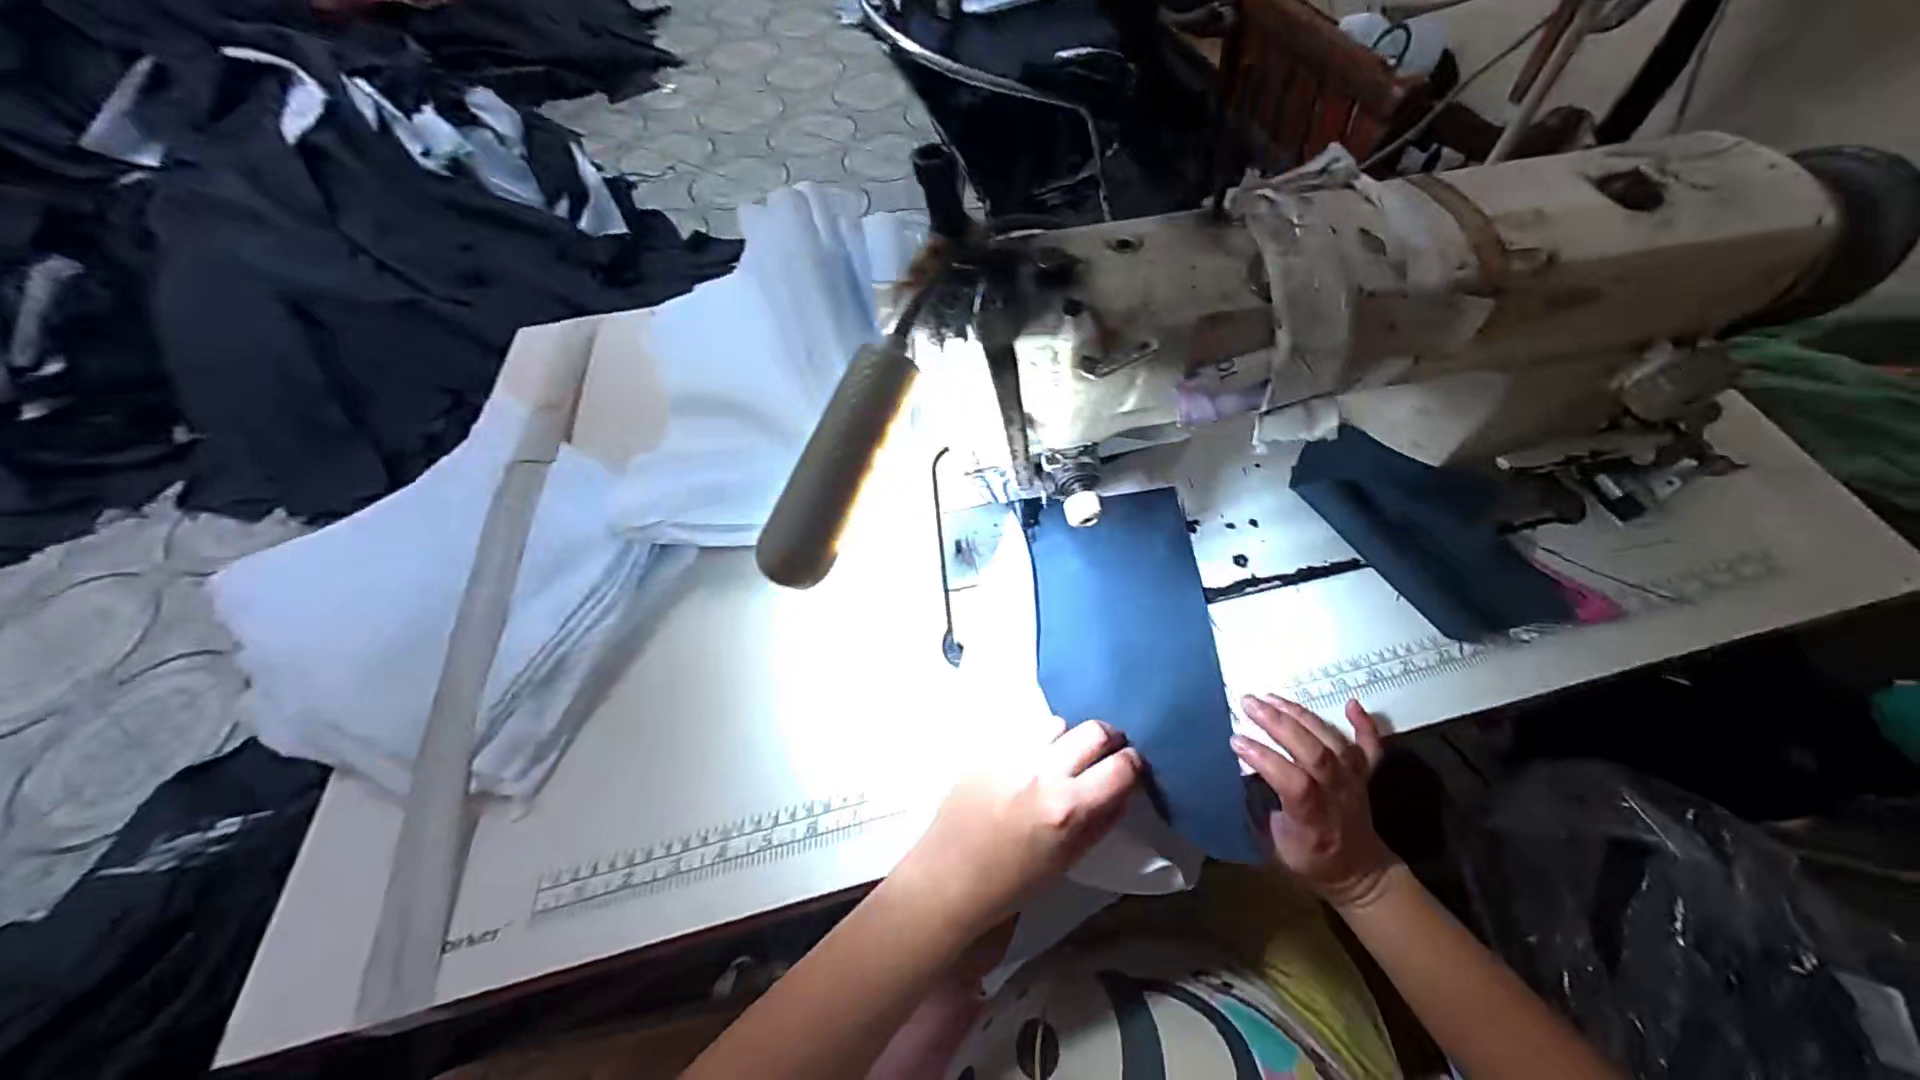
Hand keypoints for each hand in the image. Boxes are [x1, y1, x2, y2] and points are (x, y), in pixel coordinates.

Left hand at [889, 718, 1141, 935]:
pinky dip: (1035, 742)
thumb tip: (1124, 788)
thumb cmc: (1014, 882)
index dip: (1133, 764)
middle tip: (1105, 754)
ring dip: (1068, 738)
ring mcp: (1011, 757)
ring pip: (1058, 723)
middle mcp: (1042, 774)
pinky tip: (1029, 763)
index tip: (1131, 767)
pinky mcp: (986, 750)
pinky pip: (1023, 731)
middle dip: (1108, 739)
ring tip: (1061, 758)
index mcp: (1068, 808)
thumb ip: (1103, 820)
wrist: (950, 878)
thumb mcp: (1070, 859)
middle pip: (1093, 730)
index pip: (1122, 766)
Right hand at [1231, 696, 1399, 910]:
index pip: (1293, 783)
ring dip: (1302, 714)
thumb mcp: (1273, 847)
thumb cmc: (1309, 861)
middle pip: (1315, 753)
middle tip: (1248, 702)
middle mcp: (1337, 795)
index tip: (1234, 739)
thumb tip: (1226, 780)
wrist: (1358, 872)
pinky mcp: (1364, 774)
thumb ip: (1254, 814)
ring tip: (1271, 697)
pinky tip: (1351, 703)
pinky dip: (1364, 724)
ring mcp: (1354, 782)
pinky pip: (1369, 746)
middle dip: (1280, 723)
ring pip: (1333, 742)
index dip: (1264, 759)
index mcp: (1313, 819)